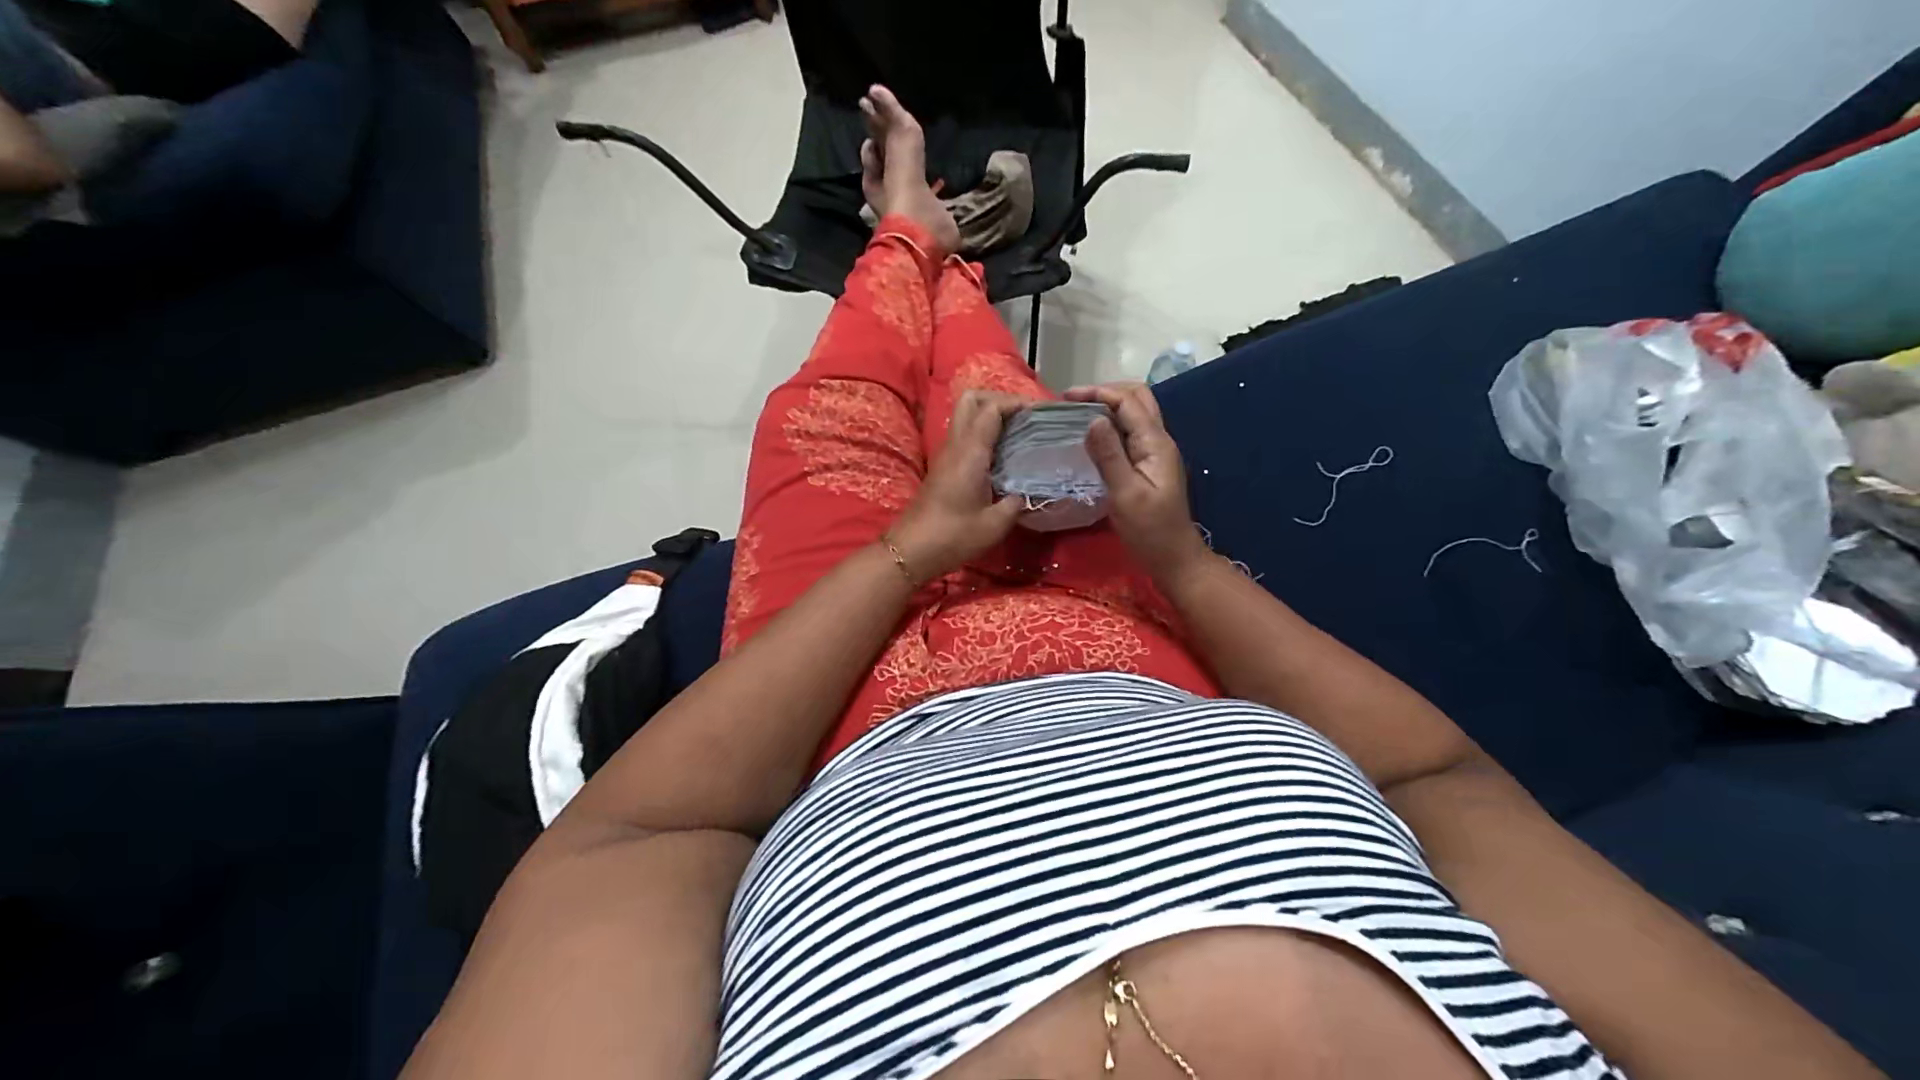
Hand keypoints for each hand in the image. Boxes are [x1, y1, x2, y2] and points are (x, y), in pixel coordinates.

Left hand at [887, 391, 1026, 583]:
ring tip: (1018, 433)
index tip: (1040, 412)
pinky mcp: (943, 466)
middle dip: (1000, 400)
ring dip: (991, 415)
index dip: (1016, 403)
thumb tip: (1028, 491)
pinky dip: (984, 433)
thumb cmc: (954, 537)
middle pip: (972, 399)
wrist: (912, 551)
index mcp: (970, 452)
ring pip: (966, 415)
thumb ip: (1017, 502)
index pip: (992, 408)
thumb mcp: (995, 524)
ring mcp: (946, 454)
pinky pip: (965, 435)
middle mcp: (956, 445)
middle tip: (1025, 417)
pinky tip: (1003, 454)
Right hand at [1067, 381, 1210, 580]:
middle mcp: (1158, 441)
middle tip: (1072, 403)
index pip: (1128, 402)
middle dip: (1105, 393)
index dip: (1097, 393)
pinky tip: (1091, 438)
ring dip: (1108, 407)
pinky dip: (1110, 426)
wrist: (1174, 558)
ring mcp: (1155, 453)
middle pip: (1137, 399)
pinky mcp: (1148, 465)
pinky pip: (1129, 433)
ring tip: (1077, 415)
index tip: (1065, 398)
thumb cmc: (1149, 530)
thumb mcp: (1125, 494)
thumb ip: (1109, 455)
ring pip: (1134, 415)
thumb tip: (1093, 419)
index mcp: (1155, 443)